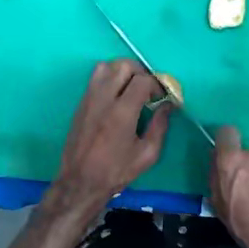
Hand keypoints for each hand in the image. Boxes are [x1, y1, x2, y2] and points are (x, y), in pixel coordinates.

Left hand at [51, 60, 169, 211]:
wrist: (81, 181)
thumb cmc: (116, 171)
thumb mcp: (147, 154)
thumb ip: (159, 126)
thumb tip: (168, 107)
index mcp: (122, 112)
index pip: (143, 80)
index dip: (157, 84)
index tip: (162, 97)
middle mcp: (103, 98)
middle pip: (123, 65)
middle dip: (140, 72)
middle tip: (148, 89)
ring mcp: (89, 98)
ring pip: (106, 66)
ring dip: (122, 71)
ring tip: (131, 88)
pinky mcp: (80, 103)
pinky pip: (95, 78)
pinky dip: (110, 79)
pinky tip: (117, 97)